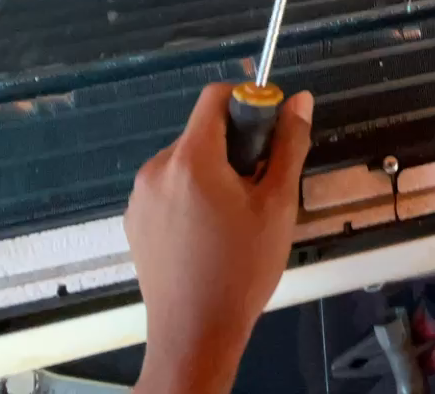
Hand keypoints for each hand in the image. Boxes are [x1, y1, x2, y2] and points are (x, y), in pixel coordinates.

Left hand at [127, 84, 313, 393]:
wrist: (195, 337)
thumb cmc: (242, 266)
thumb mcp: (279, 201)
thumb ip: (289, 143)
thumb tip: (299, 99)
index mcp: (191, 159)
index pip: (215, 97)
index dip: (248, 100)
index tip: (270, 130)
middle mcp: (156, 170)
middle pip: (203, 128)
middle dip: (236, 143)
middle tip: (260, 182)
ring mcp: (139, 198)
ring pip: (188, 157)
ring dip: (216, 167)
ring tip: (237, 211)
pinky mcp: (134, 221)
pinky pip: (171, 184)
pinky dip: (193, 190)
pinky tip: (210, 228)